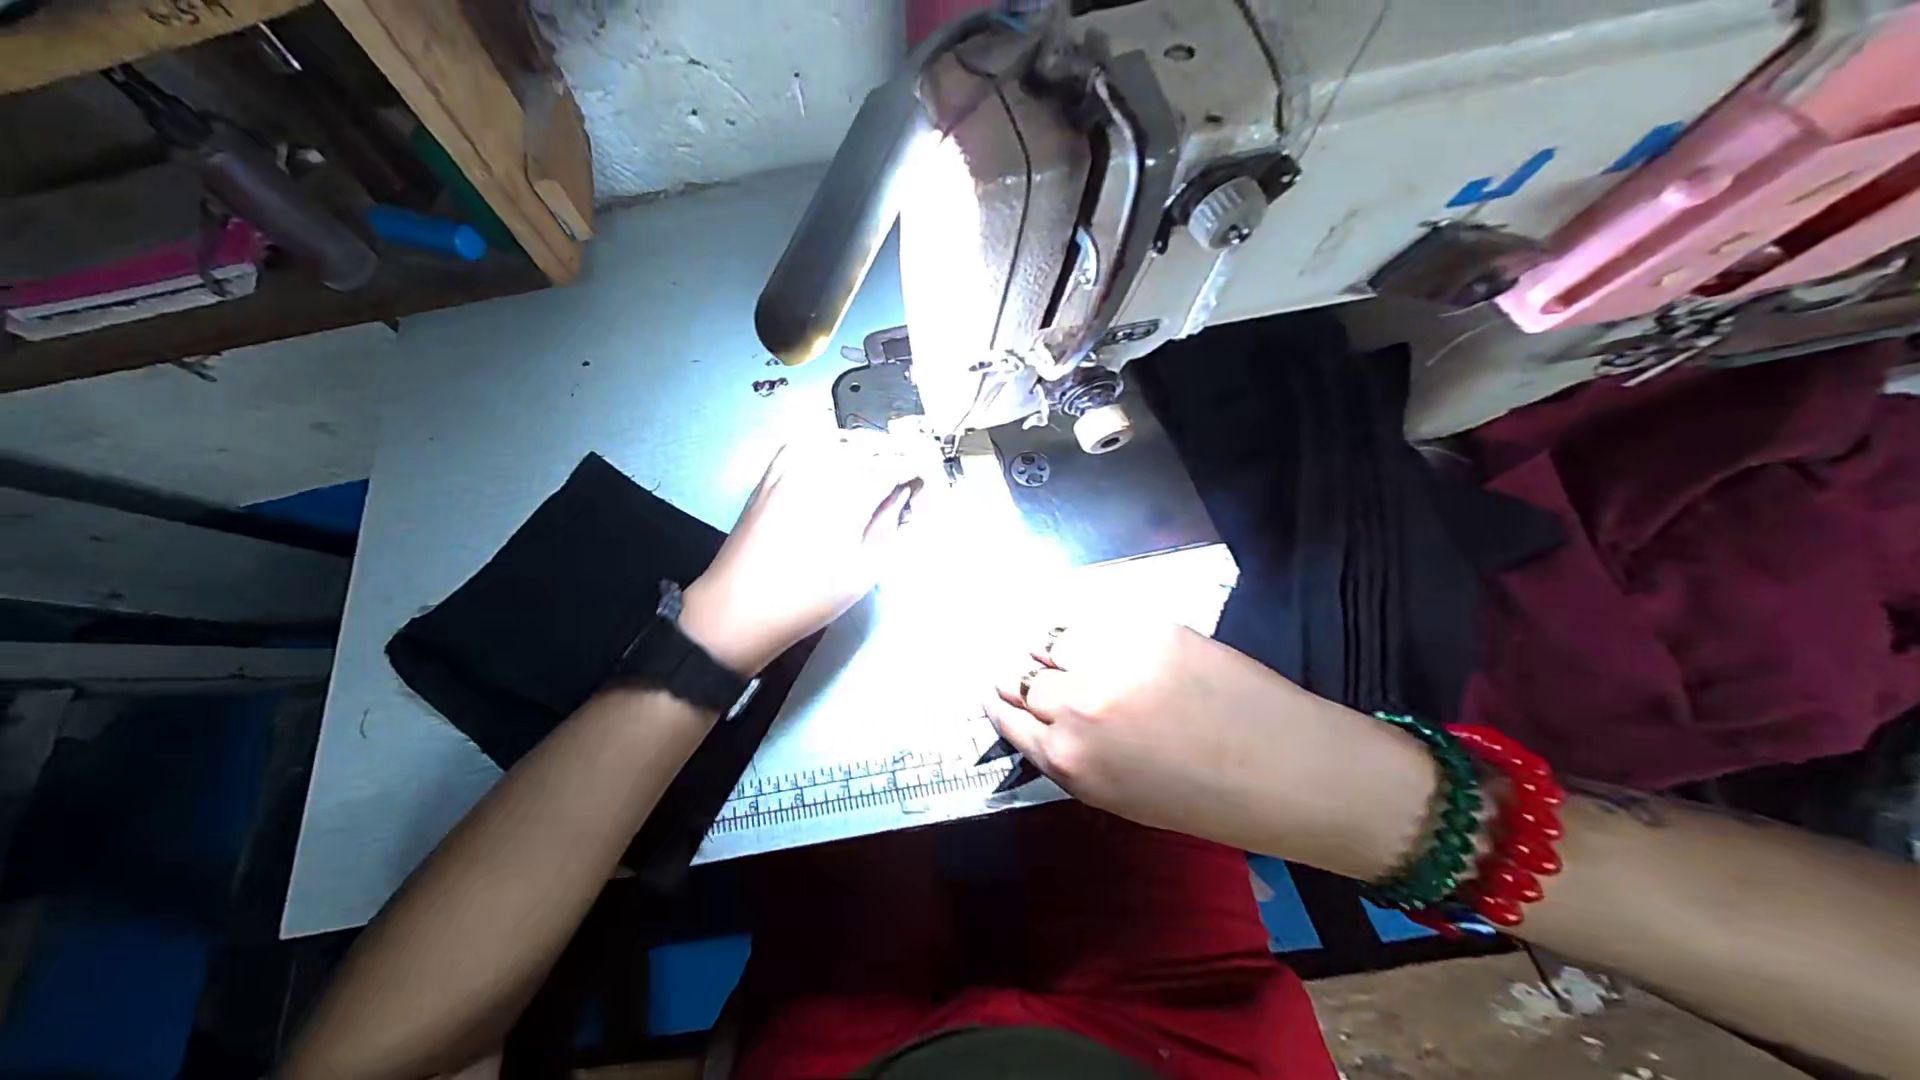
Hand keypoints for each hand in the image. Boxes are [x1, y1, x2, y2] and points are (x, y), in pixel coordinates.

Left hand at [680, 431, 932, 676]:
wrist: (738, 606)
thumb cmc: (807, 598)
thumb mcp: (866, 568)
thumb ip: (890, 521)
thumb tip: (902, 493)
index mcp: (850, 490)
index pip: (902, 460)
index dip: (921, 474)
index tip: (925, 495)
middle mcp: (822, 464)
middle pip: (875, 444)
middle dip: (898, 461)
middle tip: (906, 491)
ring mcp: (793, 462)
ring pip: (846, 438)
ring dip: (869, 452)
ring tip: (878, 480)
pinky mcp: (774, 468)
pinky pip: (814, 442)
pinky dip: (835, 449)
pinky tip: (841, 471)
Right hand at [985, 622, 1440, 881]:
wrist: (1284, 768)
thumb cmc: (1201, 800)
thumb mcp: (1117, 796)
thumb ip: (1070, 758)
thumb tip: (1042, 722)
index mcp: (1068, 758)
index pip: (1007, 719)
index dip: (997, 704)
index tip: (991, 693)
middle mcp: (1076, 705)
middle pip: (1019, 676)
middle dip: (1012, 673)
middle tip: (1014, 666)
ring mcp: (1111, 660)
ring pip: (1050, 639)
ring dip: (1044, 644)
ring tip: (1048, 644)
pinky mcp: (1146, 629)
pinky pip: (1094, 622)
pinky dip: (1084, 629)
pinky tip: (1089, 633)